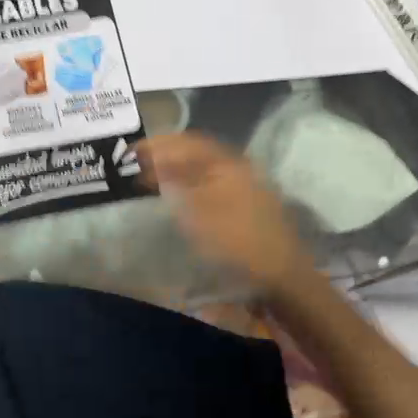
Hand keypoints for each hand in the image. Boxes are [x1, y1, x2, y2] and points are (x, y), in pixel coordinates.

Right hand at [136, 131, 312, 291]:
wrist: (284, 275)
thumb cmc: (239, 241)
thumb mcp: (200, 213)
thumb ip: (175, 183)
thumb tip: (152, 162)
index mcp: (227, 163)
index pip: (186, 142)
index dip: (158, 144)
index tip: (133, 152)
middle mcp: (238, 165)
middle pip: (195, 150)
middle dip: (166, 154)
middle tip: (139, 163)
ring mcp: (246, 181)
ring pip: (204, 165)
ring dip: (178, 167)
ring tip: (154, 176)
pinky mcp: (248, 199)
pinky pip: (212, 178)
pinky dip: (191, 180)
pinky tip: (179, 191)